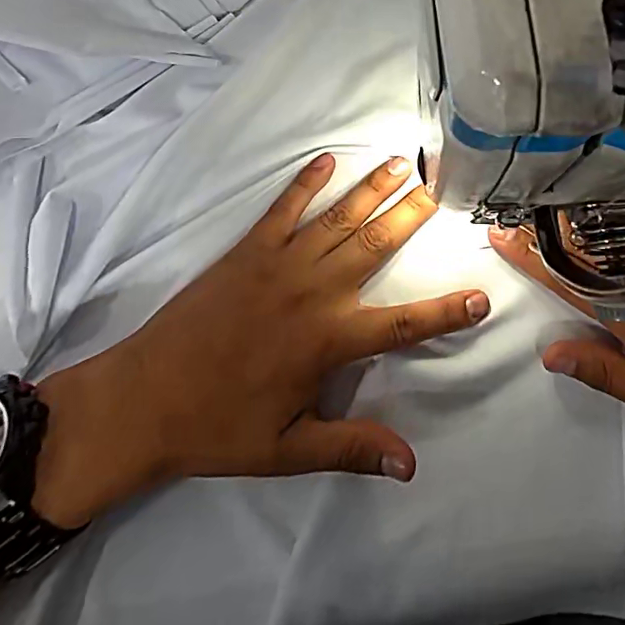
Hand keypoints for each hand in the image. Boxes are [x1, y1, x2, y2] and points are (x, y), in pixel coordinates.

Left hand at [32, 154, 488, 525]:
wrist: (143, 399)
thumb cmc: (219, 426)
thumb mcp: (288, 450)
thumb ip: (351, 448)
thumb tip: (409, 464)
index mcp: (328, 341)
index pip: (402, 324)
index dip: (445, 311)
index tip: (481, 295)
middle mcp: (312, 292)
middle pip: (374, 246)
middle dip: (411, 216)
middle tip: (440, 190)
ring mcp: (279, 264)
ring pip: (337, 219)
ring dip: (371, 189)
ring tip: (399, 164)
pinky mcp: (247, 250)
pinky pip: (283, 208)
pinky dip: (306, 182)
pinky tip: (326, 160)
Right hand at [489, 223, 624, 479]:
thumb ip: (603, 369)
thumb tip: (556, 354)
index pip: (568, 279)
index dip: (530, 255)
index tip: (506, 237)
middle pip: (589, 244)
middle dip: (549, 231)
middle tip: (524, 225)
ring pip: (621, 230)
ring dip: (584, 224)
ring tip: (559, 220)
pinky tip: (619, 223)